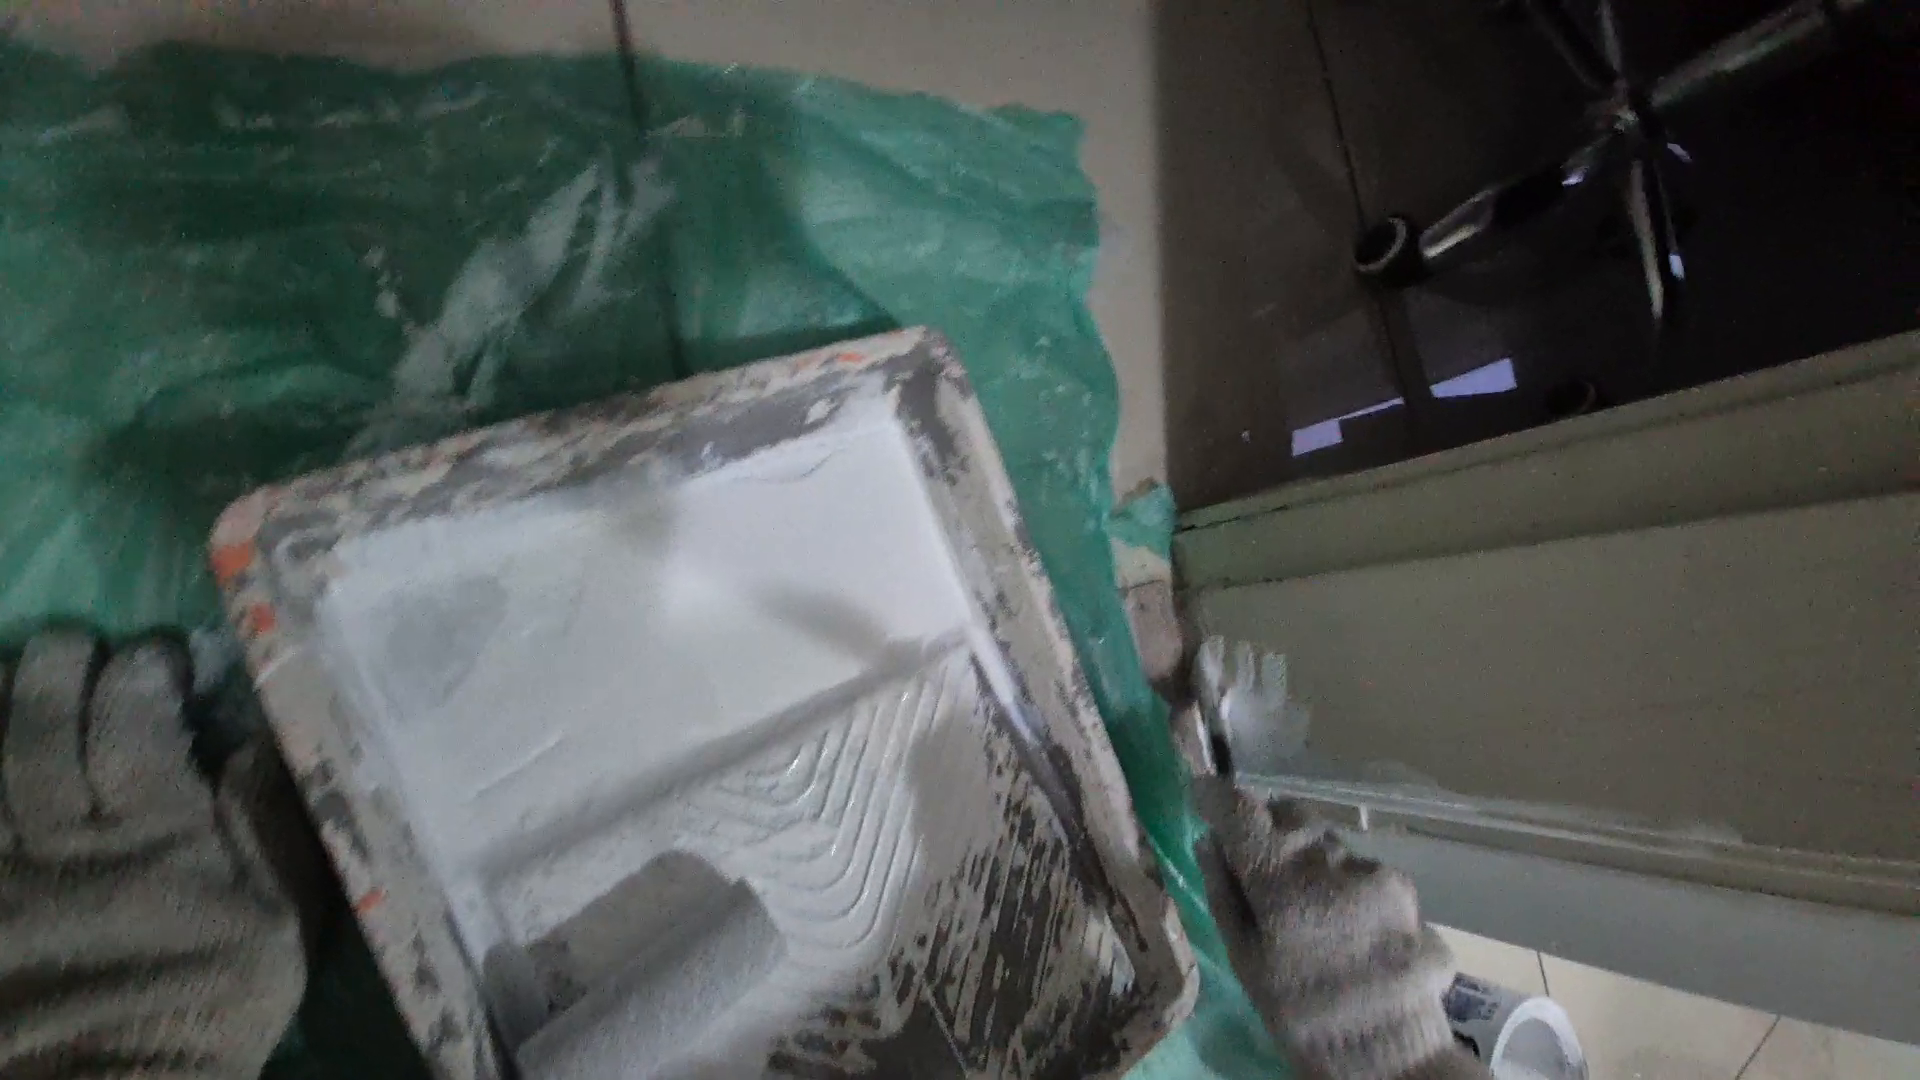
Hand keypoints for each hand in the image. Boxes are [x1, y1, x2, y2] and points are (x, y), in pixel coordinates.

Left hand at [0, 629, 305, 1078]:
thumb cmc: (217, 989)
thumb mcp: (283, 910)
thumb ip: (269, 823)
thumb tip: (267, 742)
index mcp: (150, 840)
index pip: (136, 737)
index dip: (140, 683)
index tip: (157, 646)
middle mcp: (57, 847)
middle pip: (38, 744)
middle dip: (49, 679)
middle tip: (69, 639)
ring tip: (6, 671)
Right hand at [1193, 777, 1489, 1079]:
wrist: (1393, 1058)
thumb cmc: (1301, 1012)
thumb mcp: (1245, 958)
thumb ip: (1224, 891)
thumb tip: (1209, 840)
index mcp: (1279, 879)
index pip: (1239, 807)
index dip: (1216, 795)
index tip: (1202, 794)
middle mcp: (1325, 859)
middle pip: (1284, 812)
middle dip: (1263, 824)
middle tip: (1253, 856)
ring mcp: (1368, 868)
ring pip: (1321, 835)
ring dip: (1303, 850)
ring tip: (1303, 897)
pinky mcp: (1401, 885)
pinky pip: (1354, 862)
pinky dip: (1337, 875)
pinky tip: (1341, 917)